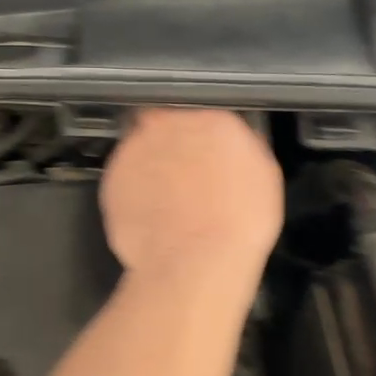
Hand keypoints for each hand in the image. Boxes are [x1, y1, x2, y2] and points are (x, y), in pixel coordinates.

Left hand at [98, 108, 282, 282]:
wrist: (195, 262)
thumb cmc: (239, 224)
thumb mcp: (263, 177)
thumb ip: (242, 148)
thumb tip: (233, 146)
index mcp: (211, 120)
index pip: (199, 114)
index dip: (198, 137)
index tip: (203, 156)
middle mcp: (168, 125)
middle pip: (163, 125)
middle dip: (169, 146)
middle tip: (182, 177)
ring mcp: (134, 150)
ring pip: (139, 150)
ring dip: (149, 168)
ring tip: (165, 202)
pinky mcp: (111, 178)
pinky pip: (122, 180)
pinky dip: (132, 193)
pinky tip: (151, 216)